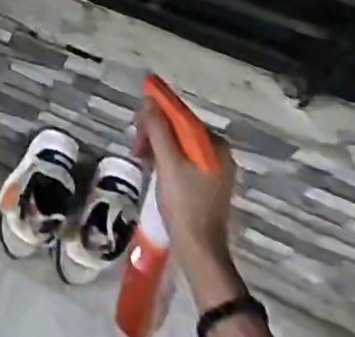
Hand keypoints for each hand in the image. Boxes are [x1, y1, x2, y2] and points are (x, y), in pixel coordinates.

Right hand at [134, 101, 237, 275]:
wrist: (199, 253)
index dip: (157, 114)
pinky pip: (182, 161)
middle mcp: (218, 153)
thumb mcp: (168, 163)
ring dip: (156, 147)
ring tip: (140, 159)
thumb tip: (150, 100)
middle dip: (154, 134)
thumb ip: (158, 129)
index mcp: (215, 145)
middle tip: (135, 147)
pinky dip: (165, 161)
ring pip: (179, 146)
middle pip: (180, 130)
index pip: (182, 116)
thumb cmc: (184, 204)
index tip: (136, 122)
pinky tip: (152, 169)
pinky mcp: (206, 185)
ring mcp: (214, 170)